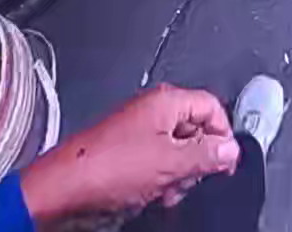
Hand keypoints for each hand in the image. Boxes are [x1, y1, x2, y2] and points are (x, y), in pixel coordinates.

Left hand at [19, 84, 239, 221]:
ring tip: (164, 190)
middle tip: (189, 180)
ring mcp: (138, 127)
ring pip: (175, 145)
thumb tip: (230, 149)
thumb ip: (205, 155)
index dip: (223, 134)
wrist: (61, 189)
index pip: (212, 106)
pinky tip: (149, 192)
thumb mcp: (169, 163)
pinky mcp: (125, 147)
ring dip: (176, 170)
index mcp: (168, 100)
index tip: (225, 162)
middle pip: (194, 127)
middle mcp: (154, 107)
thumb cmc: (108, 168)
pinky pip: (155, 156)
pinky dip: (158, 174)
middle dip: (197, 157)